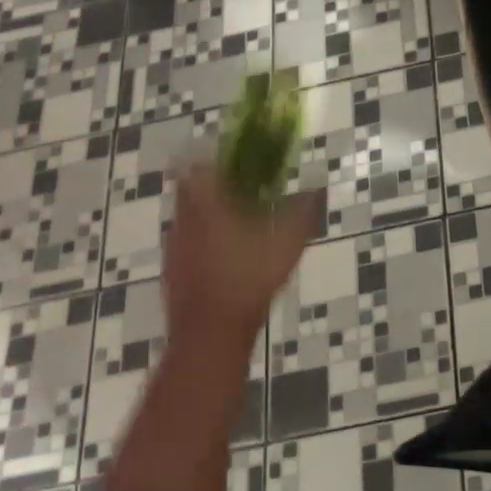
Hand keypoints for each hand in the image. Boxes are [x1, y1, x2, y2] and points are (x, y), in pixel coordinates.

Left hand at [163, 164, 317, 354]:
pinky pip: (188, 241)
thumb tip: (317, 187)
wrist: (209, 332)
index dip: (217, 157)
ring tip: (242, 224)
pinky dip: (206, 239)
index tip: (238, 160)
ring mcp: (174, 246)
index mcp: (206, 205)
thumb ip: (302, 212)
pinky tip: (230, 257)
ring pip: (189, 216)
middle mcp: (183, 220)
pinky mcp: (172, 270)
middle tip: (245, 191)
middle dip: (217, 186)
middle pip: (191, 189)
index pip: (198, 164)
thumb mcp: (288, 243)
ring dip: (211, 213)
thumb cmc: (248, 280)